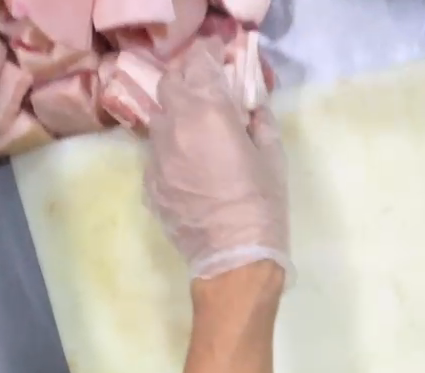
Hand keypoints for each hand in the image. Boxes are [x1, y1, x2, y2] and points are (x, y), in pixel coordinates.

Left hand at [145, 39, 290, 280]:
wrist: (235, 262)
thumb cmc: (262, 208)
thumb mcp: (274, 159)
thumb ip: (260, 123)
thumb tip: (251, 109)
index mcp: (207, 110)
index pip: (200, 61)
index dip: (213, 59)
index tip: (225, 66)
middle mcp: (173, 126)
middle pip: (171, 84)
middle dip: (189, 84)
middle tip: (210, 101)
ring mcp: (156, 158)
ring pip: (160, 122)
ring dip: (177, 122)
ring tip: (198, 142)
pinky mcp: (150, 187)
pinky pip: (157, 159)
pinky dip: (172, 157)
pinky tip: (190, 175)